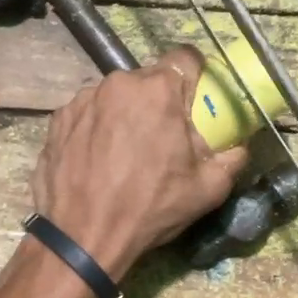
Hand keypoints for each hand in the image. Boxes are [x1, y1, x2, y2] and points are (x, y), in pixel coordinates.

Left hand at [31, 45, 248, 278]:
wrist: (83, 237)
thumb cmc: (149, 209)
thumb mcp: (207, 189)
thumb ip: (231, 158)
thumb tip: (238, 145)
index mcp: (157, 90)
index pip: (186, 59)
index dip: (195, 79)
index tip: (194, 103)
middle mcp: (117, 84)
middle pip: (148, 80)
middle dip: (158, 102)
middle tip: (161, 138)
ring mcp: (82, 100)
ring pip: (115, 96)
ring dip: (125, 115)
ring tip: (124, 154)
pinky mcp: (58, 119)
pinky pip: (87, 114)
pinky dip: (96, 129)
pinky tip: (97, 160)